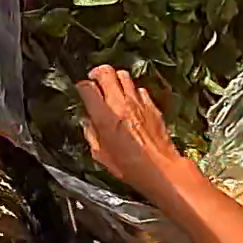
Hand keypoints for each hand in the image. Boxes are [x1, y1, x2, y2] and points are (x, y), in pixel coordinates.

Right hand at [75, 66, 197, 203]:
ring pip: (124, 75)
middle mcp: (120, 104)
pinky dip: (132, 92)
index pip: (86, 87)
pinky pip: (139, 89)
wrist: (162, 170)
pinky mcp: (152, 106)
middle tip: (95, 82)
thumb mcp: (99, 153)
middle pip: (106, 72)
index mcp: (103, 115)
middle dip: (97, 74)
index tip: (81, 91)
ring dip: (115, 80)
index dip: (81, 86)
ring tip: (112, 89)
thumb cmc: (129, 166)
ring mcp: (138, 103)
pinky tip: (130, 102)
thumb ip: (91, 132)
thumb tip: (87, 122)